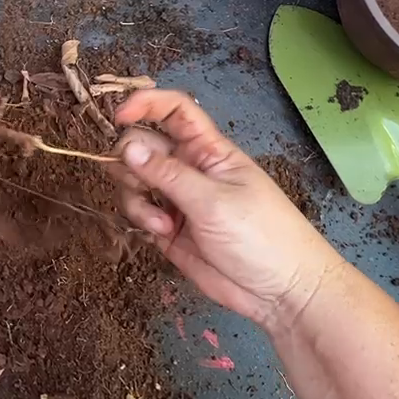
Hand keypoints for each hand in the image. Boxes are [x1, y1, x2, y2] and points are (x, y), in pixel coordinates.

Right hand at [109, 89, 345, 333]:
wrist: (280, 293)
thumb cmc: (261, 236)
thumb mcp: (214, 201)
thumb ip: (167, 174)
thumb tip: (126, 147)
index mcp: (207, 150)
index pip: (174, 111)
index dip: (145, 104)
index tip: (118, 116)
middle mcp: (187, 167)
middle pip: (142, 145)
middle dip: (130, 160)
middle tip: (139, 182)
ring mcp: (174, 197)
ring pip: (132, 178)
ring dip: (135, 195)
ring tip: (160, 221)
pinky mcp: (165, 225)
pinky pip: (136, 208)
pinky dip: (140, 217)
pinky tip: (161, 232)